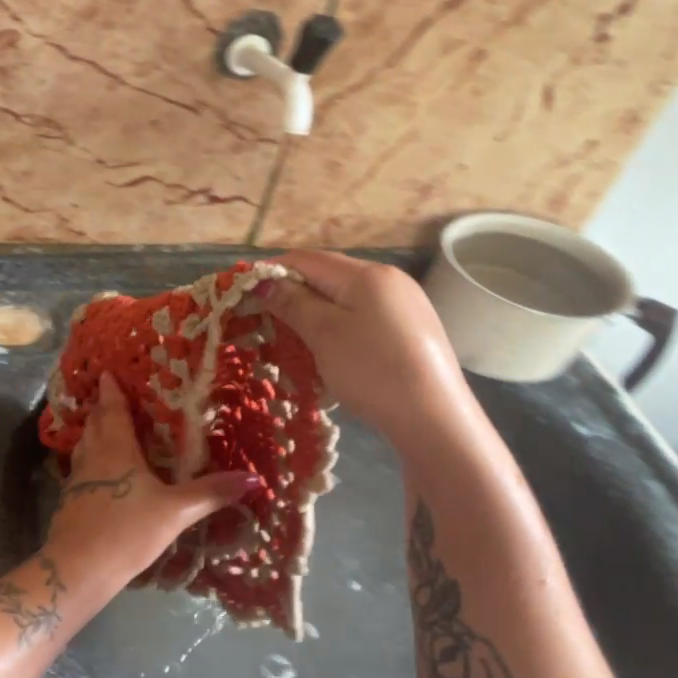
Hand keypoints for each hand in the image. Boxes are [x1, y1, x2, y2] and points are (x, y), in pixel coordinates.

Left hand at [45, 373, 260, 581]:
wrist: (78, 567)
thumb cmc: (127, 531)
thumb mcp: (176, 512)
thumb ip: (211, 493)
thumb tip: (253, 477)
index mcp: (115, 449)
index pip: (112, 410)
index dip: (112, 390)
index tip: (109, 371)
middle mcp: (92, 456)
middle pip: (95, 424)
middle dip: (103, 408)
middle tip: (114, 395)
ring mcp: (77, 478)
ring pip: (85, 444)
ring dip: (95, 432)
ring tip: (109, 427)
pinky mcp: (70, 499)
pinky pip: (82, 467)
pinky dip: (92, 457)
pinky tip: (103, 470)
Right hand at [258, 250, 478, 443]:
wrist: (434, 417)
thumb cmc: (372, 370)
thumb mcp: (324, 334)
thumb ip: (292, 302)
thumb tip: (263, 281)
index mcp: (367, 274)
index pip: (306, 259)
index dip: (270, 271)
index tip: (242, 293)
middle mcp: (389, 279)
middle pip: (326, 275)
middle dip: (291, 292)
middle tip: (262, 319)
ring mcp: (404, 303)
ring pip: (344, 296)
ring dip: (312, 310)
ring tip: (291, 336)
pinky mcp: (411, 327)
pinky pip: (362, 313)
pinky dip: (337, 323)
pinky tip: (329, 347)